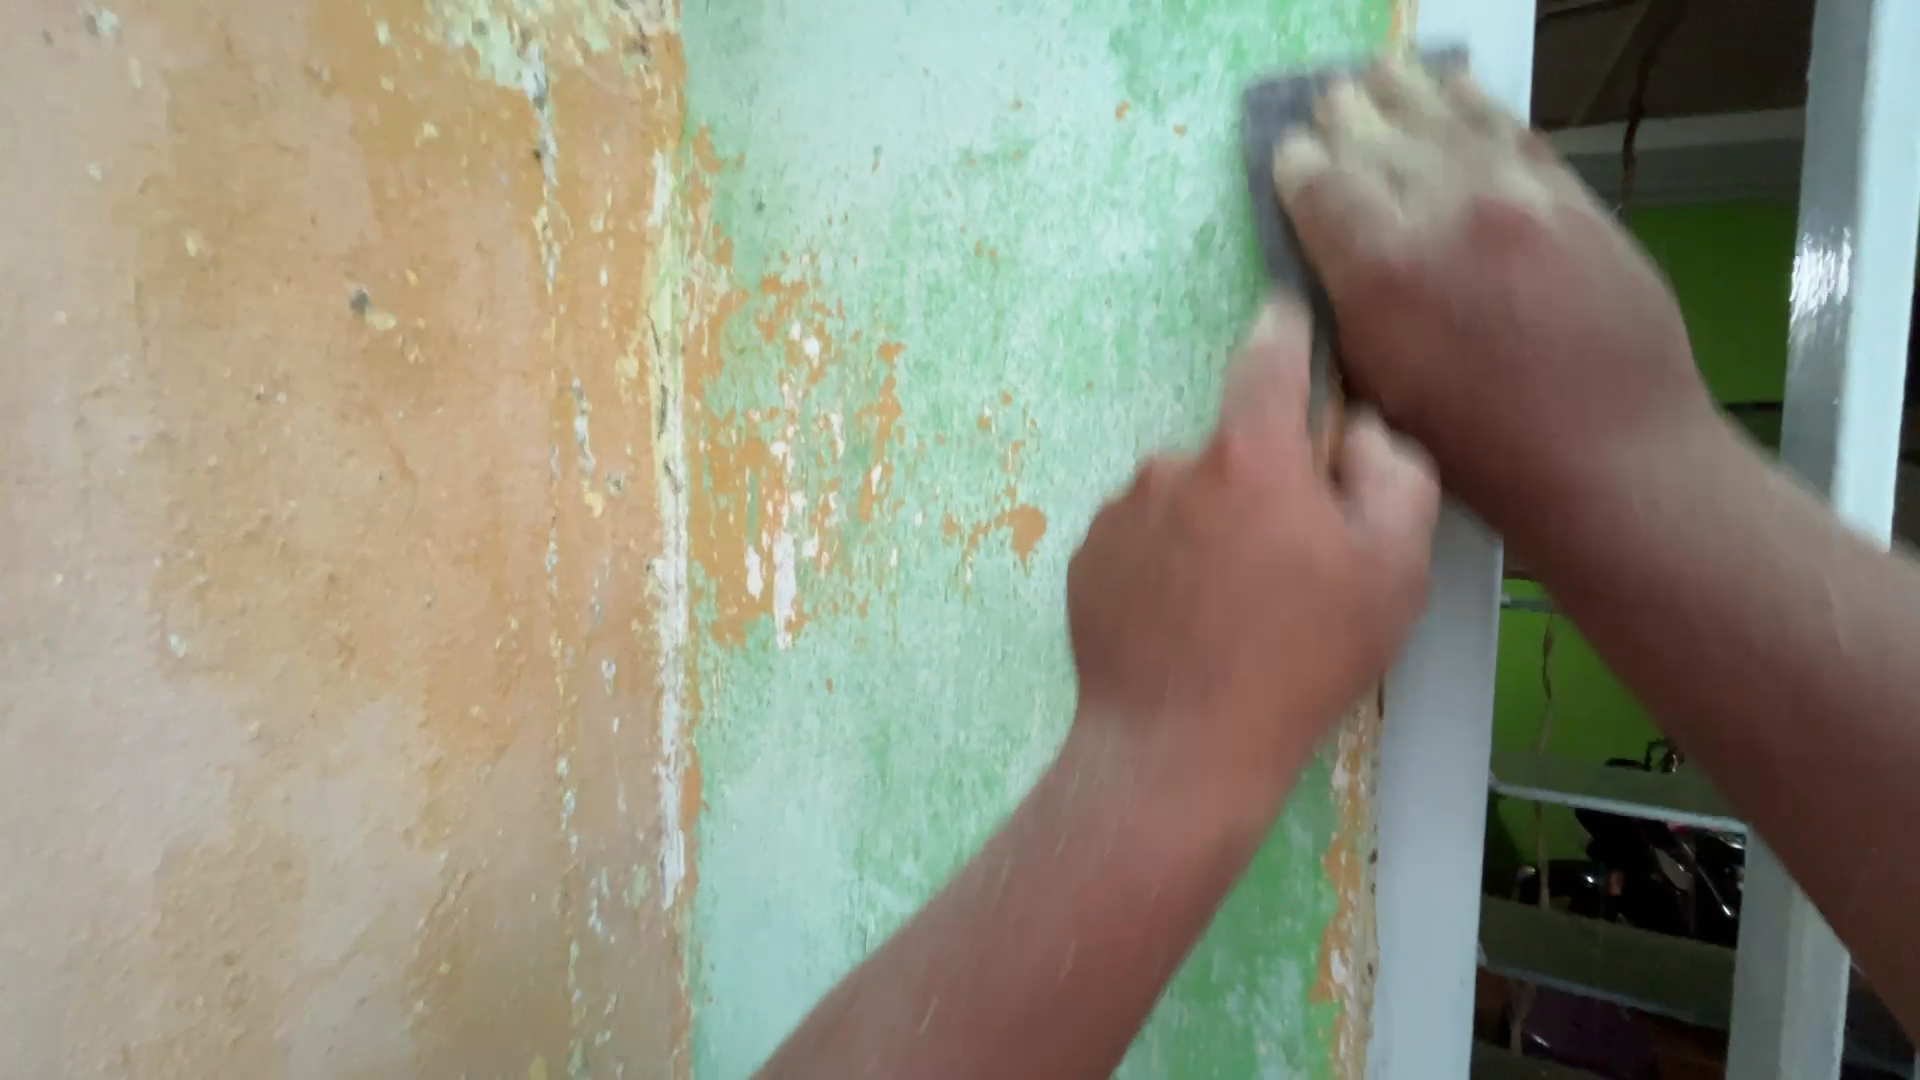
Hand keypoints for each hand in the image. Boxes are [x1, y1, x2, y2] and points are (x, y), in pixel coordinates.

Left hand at [1066, 301, 1438, 811]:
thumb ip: (1392, 473)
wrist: (1175, 745)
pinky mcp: (1083, 556)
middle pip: (1228, 447)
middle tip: (1280, 562)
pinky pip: (1139, 536)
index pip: (1267, 354)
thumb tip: (1355, 431)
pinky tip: (1179, 620)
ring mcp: (1116, 514)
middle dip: (1258, 481)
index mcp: (1246, 456)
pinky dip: (1162, 558)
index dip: (1288, 331)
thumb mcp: (1392, 571)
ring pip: (1181, 496)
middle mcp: (1167, 467)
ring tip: (1225, 606)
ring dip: (1207, 526)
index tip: (1290, 319)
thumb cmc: (1298, 660)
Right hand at [1272, 57, 1717, 533]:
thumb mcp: (1372, 385)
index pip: (1324, 193)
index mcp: (1381, 274)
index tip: (1286, 152)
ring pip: (1444, 124)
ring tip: (1375, 74)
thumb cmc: (1462, 439)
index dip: (1298, 167)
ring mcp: (1514, 198)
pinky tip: (1451, 85)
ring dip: (1404, 95)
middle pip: (1379, 146)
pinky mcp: (1569, 198)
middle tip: (1325, 100)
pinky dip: (1475, 104)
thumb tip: (1326, 264)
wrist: (1598, 447)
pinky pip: (1511, 132)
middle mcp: (1444, 216)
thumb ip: (1343, 310)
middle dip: (1346, 120)